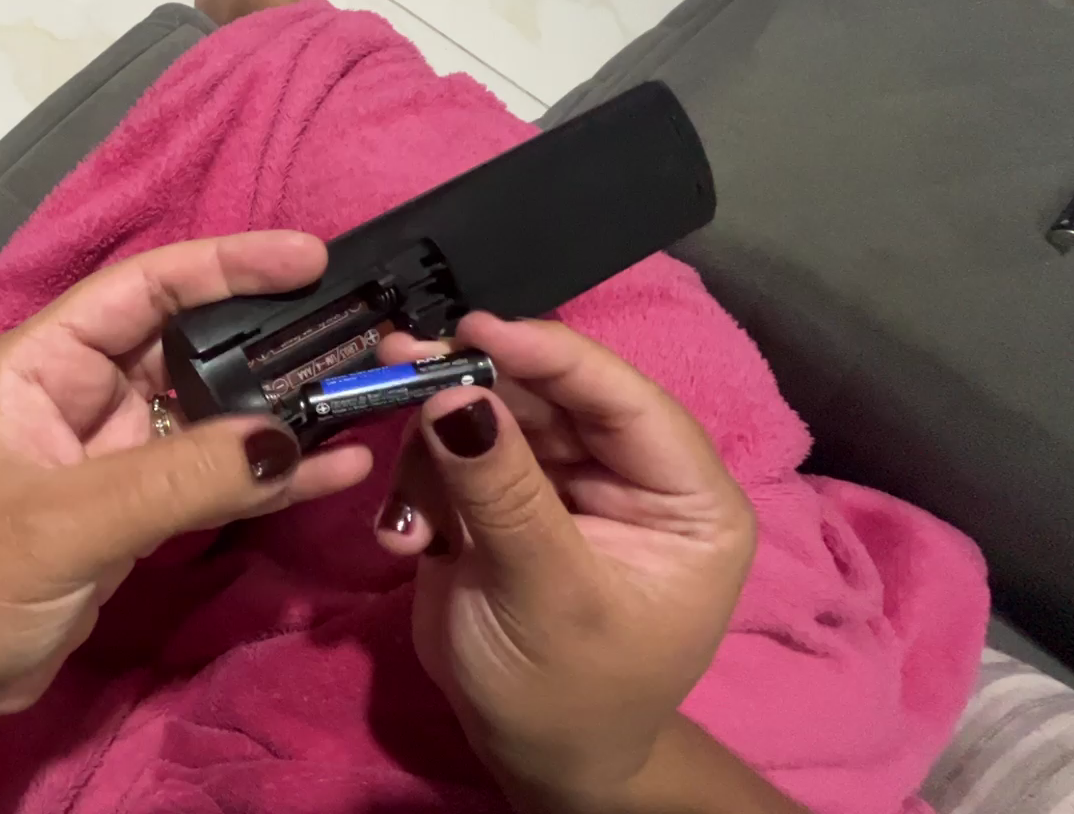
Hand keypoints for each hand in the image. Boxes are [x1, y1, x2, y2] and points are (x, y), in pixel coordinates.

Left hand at [0, 232, 373, 727]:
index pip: (143, 288)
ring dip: (280, 406)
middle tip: (358, 330)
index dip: (224, 264)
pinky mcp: (141, 503)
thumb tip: (286, 441)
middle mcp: (84, 391)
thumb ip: (174, 480)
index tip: (308, 258)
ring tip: (363, 390)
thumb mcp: (62, 523)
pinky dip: (268, 473)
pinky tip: (335, 468)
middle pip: (190, 344)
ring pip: (211, 410)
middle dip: (269, 336)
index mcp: (44, 362)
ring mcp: (117, 450)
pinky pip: (215, 474)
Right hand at [371, 314, 757, 809]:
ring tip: (409, 525)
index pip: (623, 399)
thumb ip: (501, 491)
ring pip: (478, 413)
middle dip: (464, 388)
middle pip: (538, 392)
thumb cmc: (566, 689)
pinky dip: (414, 486)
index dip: (550, 354)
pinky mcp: (491, 490)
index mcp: (681, 497)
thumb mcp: (544, 595)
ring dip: (428, 455)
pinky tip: (407, 542)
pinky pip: (443, 450)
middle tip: (392, 365)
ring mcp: (549, 478)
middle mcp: (617, 471)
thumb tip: (451, 394)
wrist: (523, 744)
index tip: (471, 328)